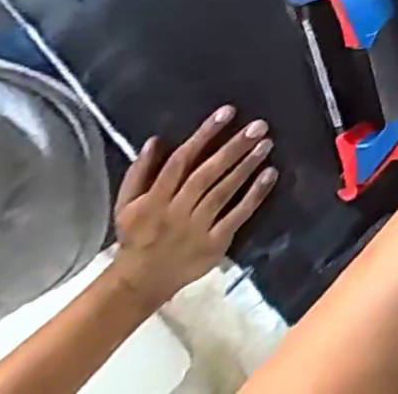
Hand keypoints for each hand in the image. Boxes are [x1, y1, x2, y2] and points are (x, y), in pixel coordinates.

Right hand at [108, 107, 278, 307]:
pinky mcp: (214, 243)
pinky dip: (255, 195)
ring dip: (247, 166)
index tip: (227, 112)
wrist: (139, 284)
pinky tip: (270, 174)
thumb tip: (154, 139)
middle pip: (206, 174)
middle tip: (259, 125)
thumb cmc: (137, 236)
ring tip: (267, 143)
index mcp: (153, 200)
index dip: (204, 134)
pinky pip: (237, 215)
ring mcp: (196, 228)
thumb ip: (140, 172)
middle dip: (234, 147)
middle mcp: (175, 212)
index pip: (180, 161)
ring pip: (224, 191)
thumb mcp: (127, 205)